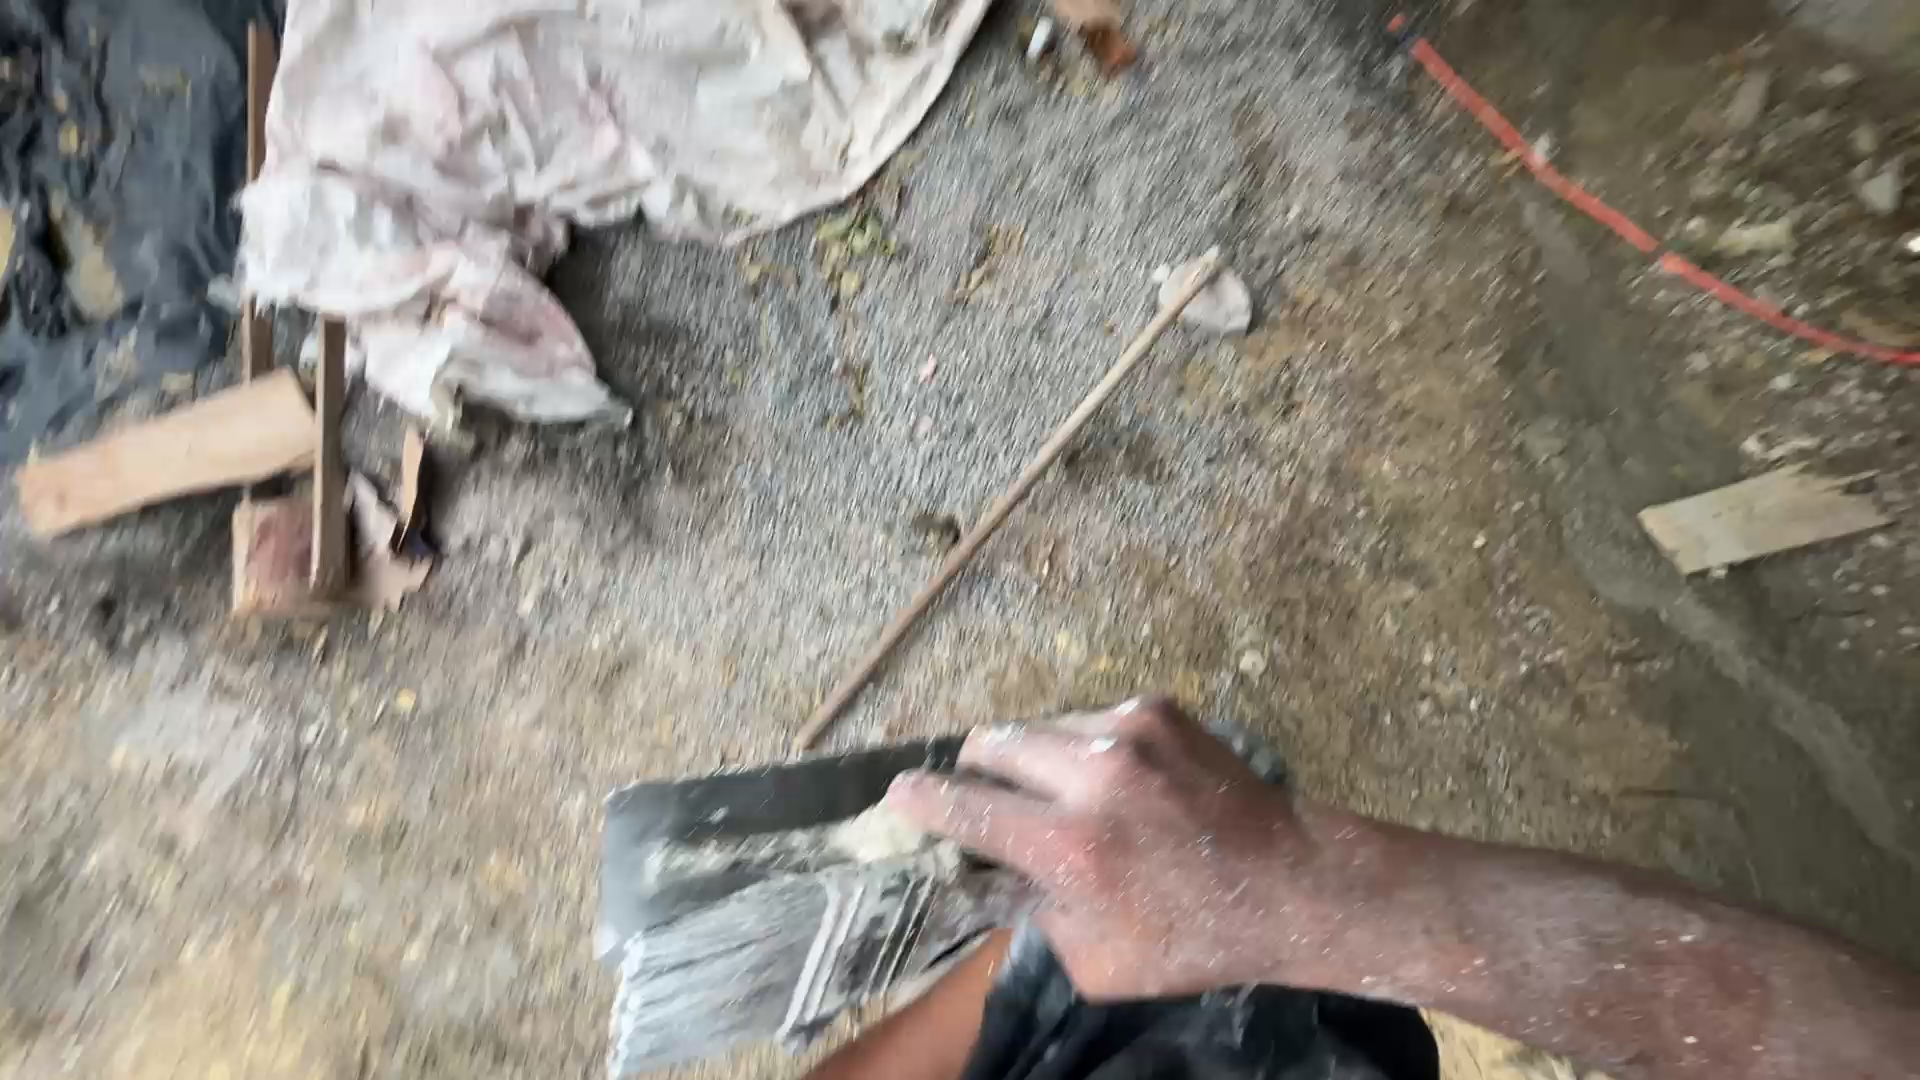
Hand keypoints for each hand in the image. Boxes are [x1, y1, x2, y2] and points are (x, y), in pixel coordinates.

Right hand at [886, 698, 1329, 999]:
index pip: (968, 808)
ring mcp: (1125, 729)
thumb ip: (1030, 913)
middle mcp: (1092, 775)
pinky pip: (1084, 718)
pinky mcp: (1153, 706)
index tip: (897, 791)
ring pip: (1036, 726)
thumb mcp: (1094, 962)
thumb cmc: (1189, 936)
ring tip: (1064, 790)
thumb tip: (987, 867)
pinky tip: (1116, 776)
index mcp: (1072, 849)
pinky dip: (1080, 746)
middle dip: (975, 767)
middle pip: (990, 744)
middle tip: (987, 790)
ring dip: (1032, 757)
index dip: (922, 799)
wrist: (1288, 879)